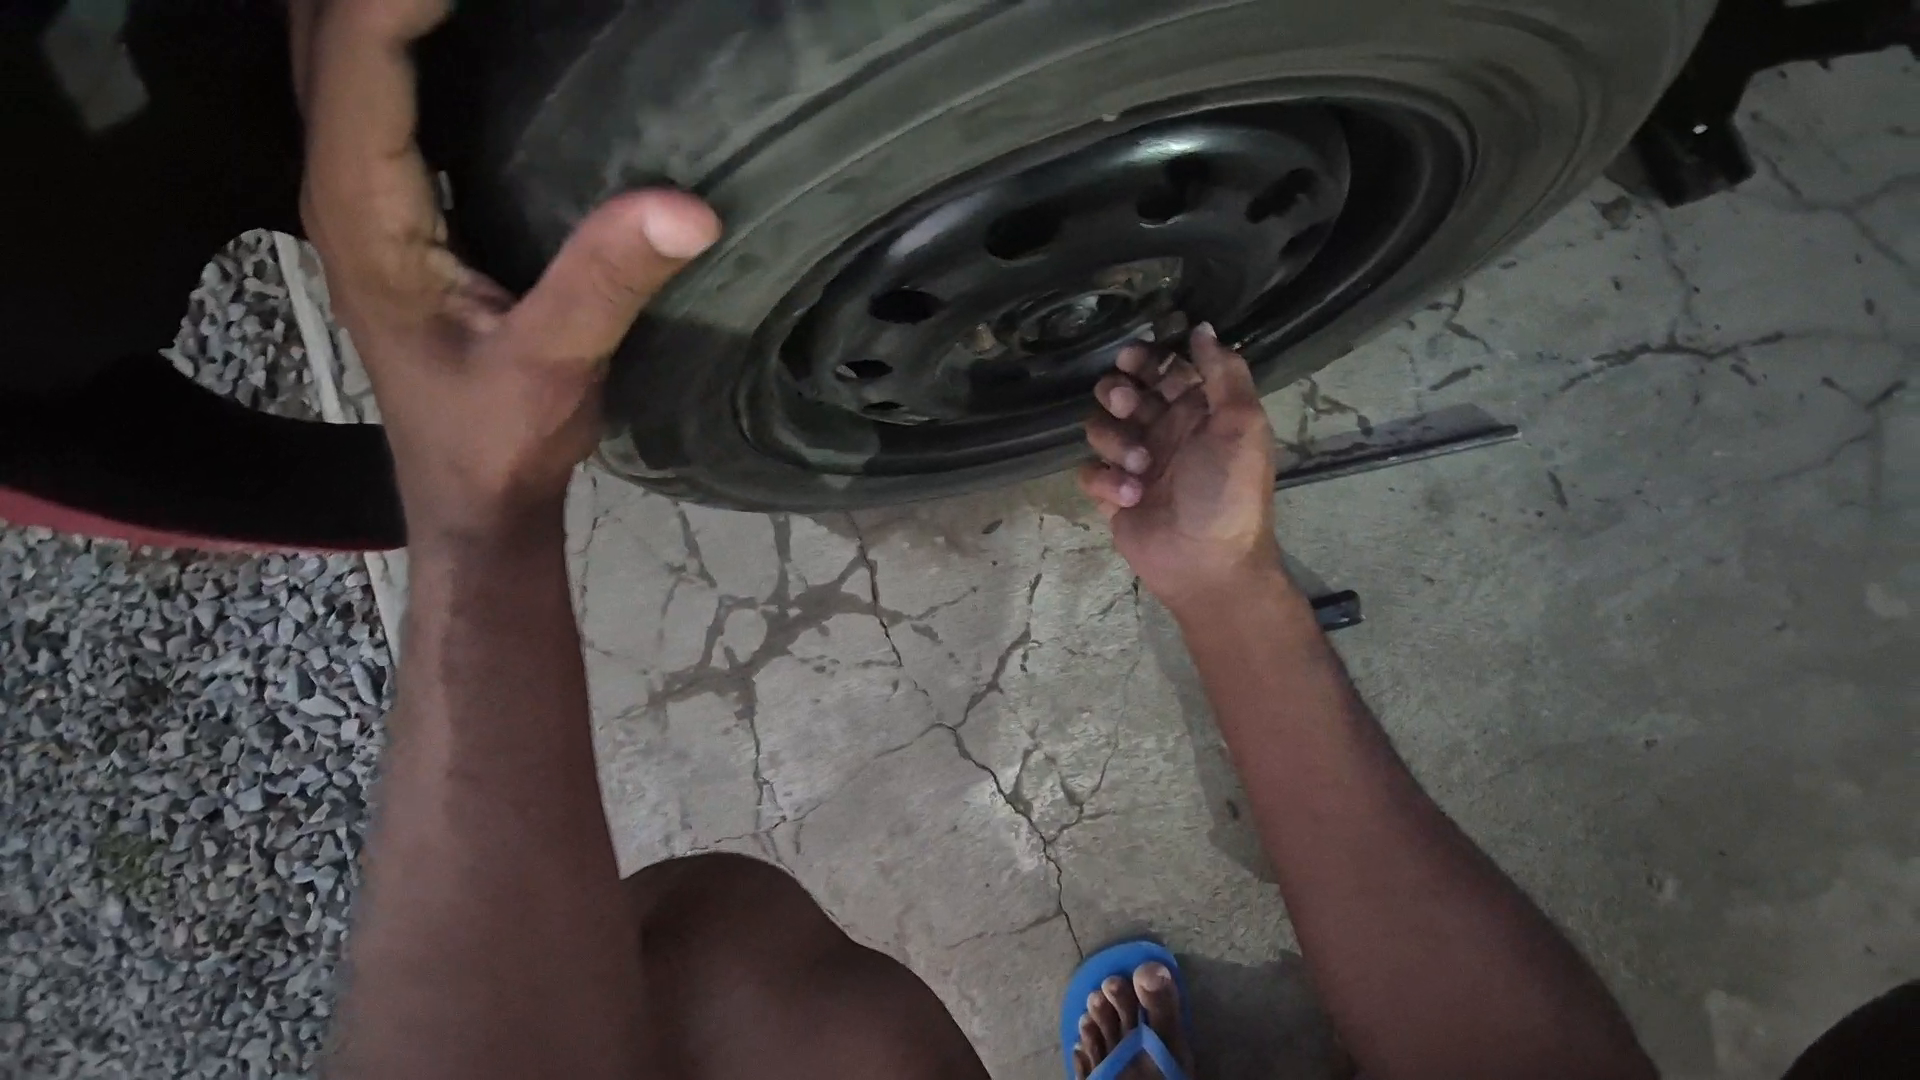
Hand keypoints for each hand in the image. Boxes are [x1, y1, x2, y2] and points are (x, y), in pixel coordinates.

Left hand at [296, 0, 720, 542]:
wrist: (472, 494)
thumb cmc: (499, 436)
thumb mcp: (557, 362)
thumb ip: (608, 281)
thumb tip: (692, 210)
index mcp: (363, 211)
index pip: (362, 55)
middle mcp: (342, 190)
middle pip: (330, 37)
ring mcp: (362, 203)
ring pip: (346, 62)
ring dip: (388, 11)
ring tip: (466, 2)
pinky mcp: (396, 219)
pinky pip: (382, 101)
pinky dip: (409, 51)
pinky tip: (466, 44)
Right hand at [1079, 325, 1288, 612]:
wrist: (1206, 564)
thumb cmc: (1227, 492)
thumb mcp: (1242, 425)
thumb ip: (1224, 372)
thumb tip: (1201, 327)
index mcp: (1198, 412)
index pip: (1164, 369)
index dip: (1145, 359)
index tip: (1131, 360)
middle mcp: (1164, 432)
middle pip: (1123, 392)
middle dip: (1119, 393)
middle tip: (1130, 407)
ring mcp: (1135, 464)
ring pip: (1101, 429)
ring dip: (1116, 442)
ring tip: (1141, 468)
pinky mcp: (1112, 495)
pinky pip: (1091, 472)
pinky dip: (1106, 481)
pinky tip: (1131, 498)